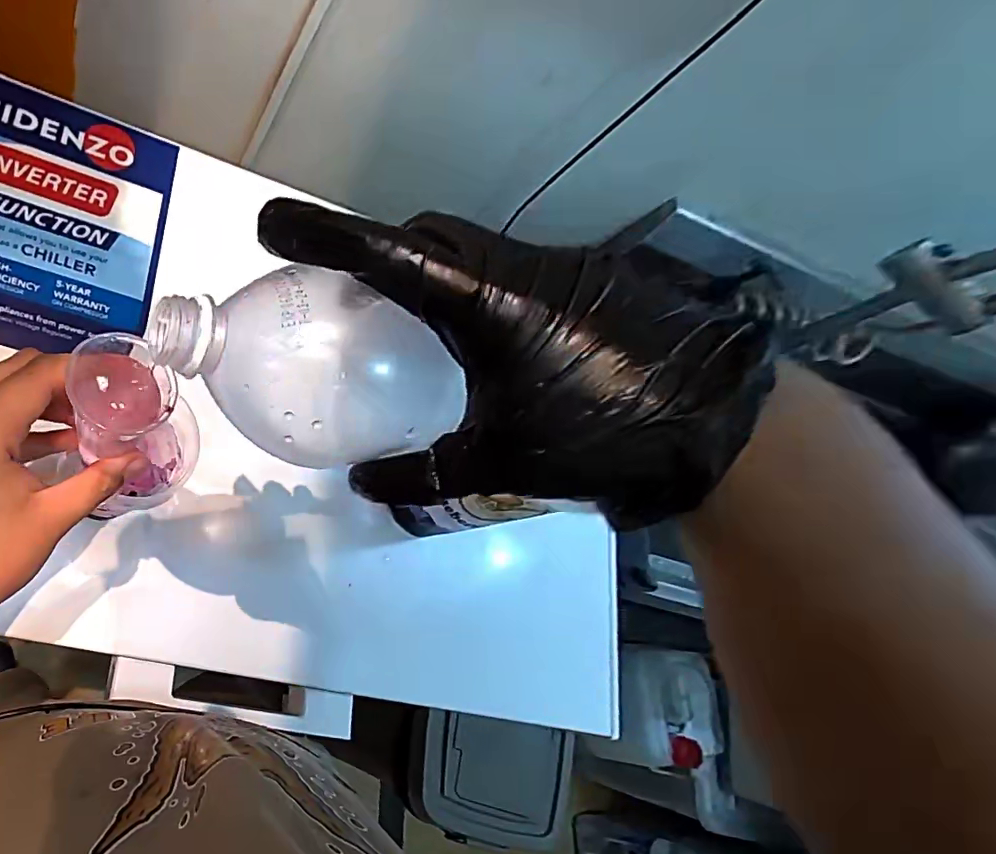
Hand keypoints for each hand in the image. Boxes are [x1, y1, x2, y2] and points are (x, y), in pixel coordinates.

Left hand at [0, 350, 134, 627]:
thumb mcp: (49, 518)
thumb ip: (97, 481)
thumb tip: (136, 459)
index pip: (41, 372)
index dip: (85, 371)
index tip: (121, 378)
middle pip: (20, 371)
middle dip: (67, 380)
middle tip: (107, 400)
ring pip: (5, 392)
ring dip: (46, 400)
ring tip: (92, 422)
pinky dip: (27, 422)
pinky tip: (61, 445)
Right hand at [257, 199, 775, 527]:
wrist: (722, 429)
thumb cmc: (601, 441)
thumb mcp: (495, 467)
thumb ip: (418, 477)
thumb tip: (361, 484)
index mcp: (487, 305)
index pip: (390, 257)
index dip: (325, 238)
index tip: (274, 226)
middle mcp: (519, 270)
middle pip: (426, 236)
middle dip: (372, 248)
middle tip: (337, 285)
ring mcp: (560, 268)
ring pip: (468, 247)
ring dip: (421, 267)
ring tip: (392, 315)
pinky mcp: (586, 282)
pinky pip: (502, 268)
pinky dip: (464, 286)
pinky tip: (466, 336)